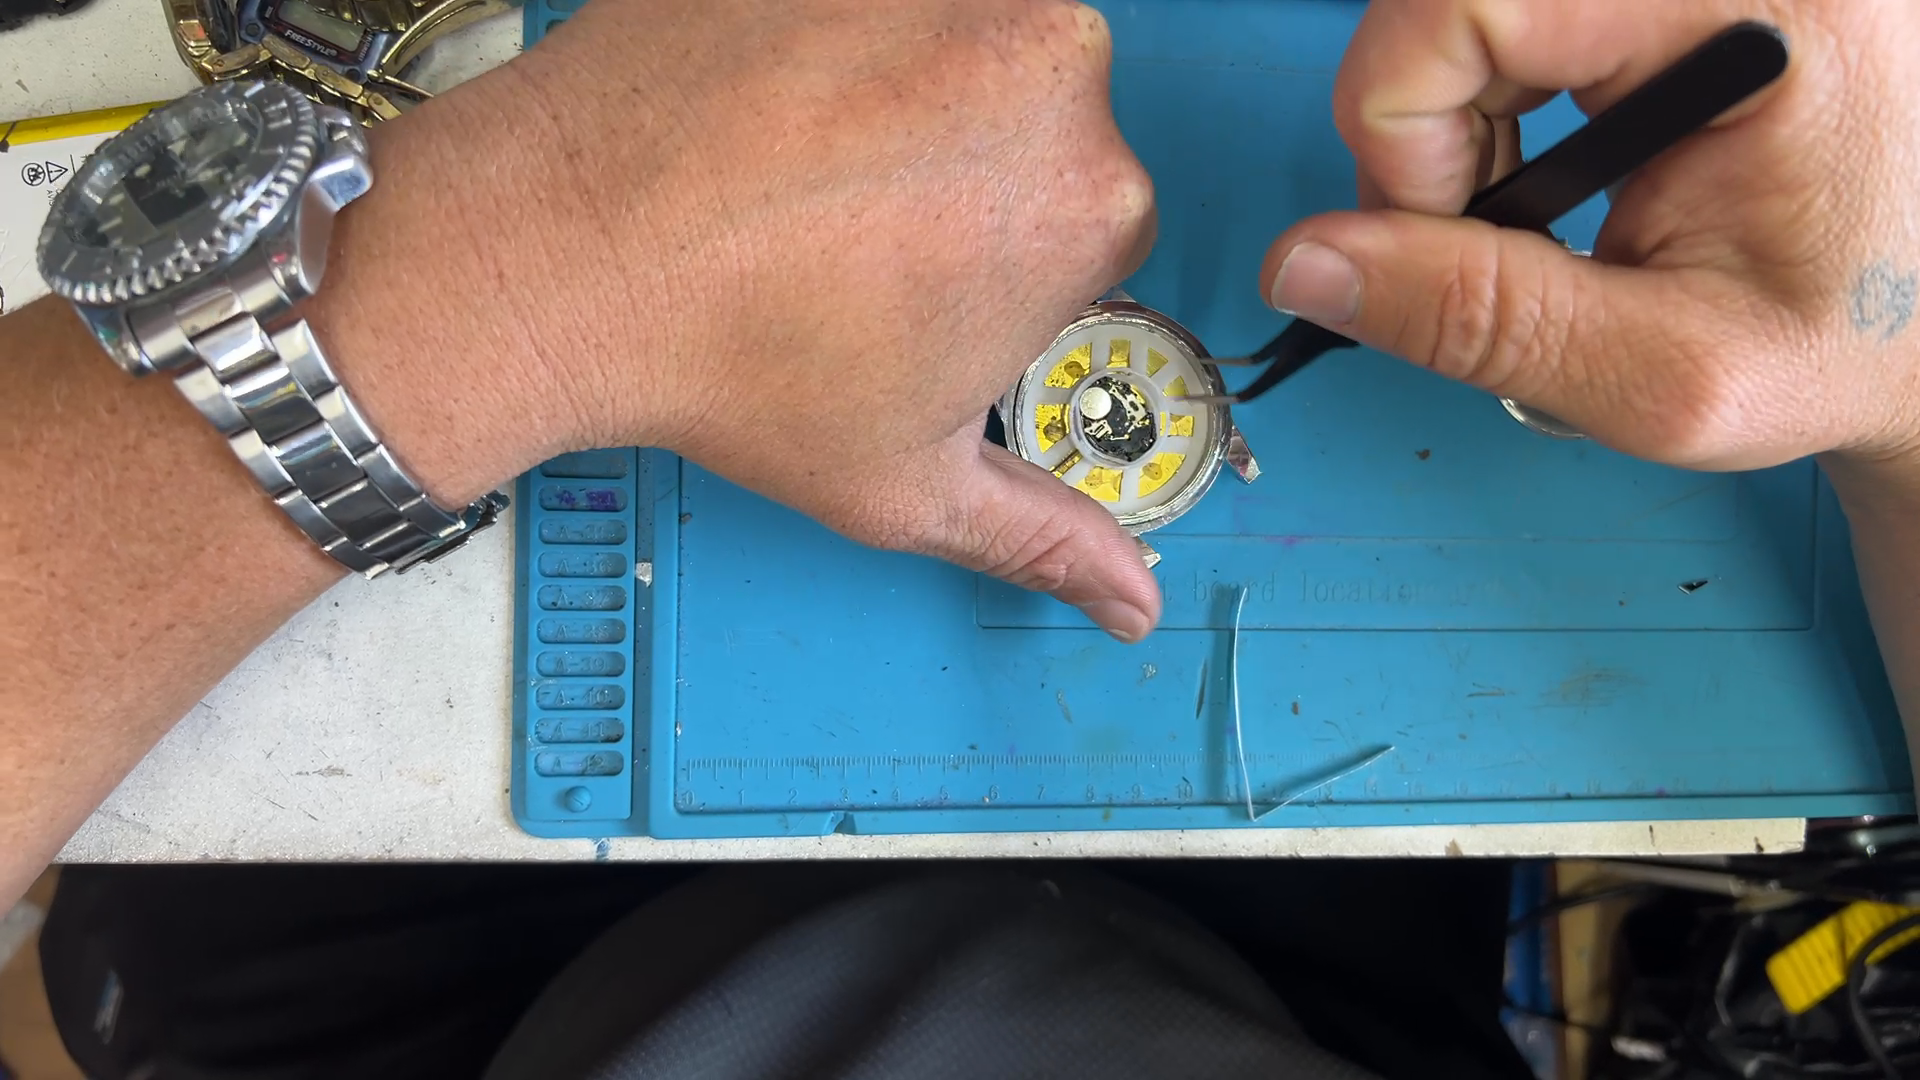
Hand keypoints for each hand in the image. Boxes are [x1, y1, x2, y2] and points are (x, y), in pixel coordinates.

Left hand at [429, 0, 1160, 639]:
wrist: (568, 256)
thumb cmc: (749, 378)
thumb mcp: (917, 489)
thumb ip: (1045, 538)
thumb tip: (1137, 603)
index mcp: (1088, 209)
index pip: (1087, 241)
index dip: (1004, 281)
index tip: (922, 300)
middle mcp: (1051, 68)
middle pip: (1043, 147)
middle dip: (975, 201)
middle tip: (865, 249)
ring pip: (979, 67)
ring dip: (919, 122)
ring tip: (820, 185)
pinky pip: (900, 9)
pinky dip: (856, 56)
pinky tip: (788, 123)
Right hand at [1257, 0, 1919, 484]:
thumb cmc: (1843, 346)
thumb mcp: (1652, 373)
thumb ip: (1467, 317)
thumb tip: (1294, 265)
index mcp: (1769, 5)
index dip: (1402, 136)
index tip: (1453, 235)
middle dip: (1416, 133)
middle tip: (1481, 233)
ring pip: (1458, 4)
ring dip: (1444, 122)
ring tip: (1522, 208)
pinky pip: (1497, 11)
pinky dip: (1478, 98)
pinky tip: (1539, 160)